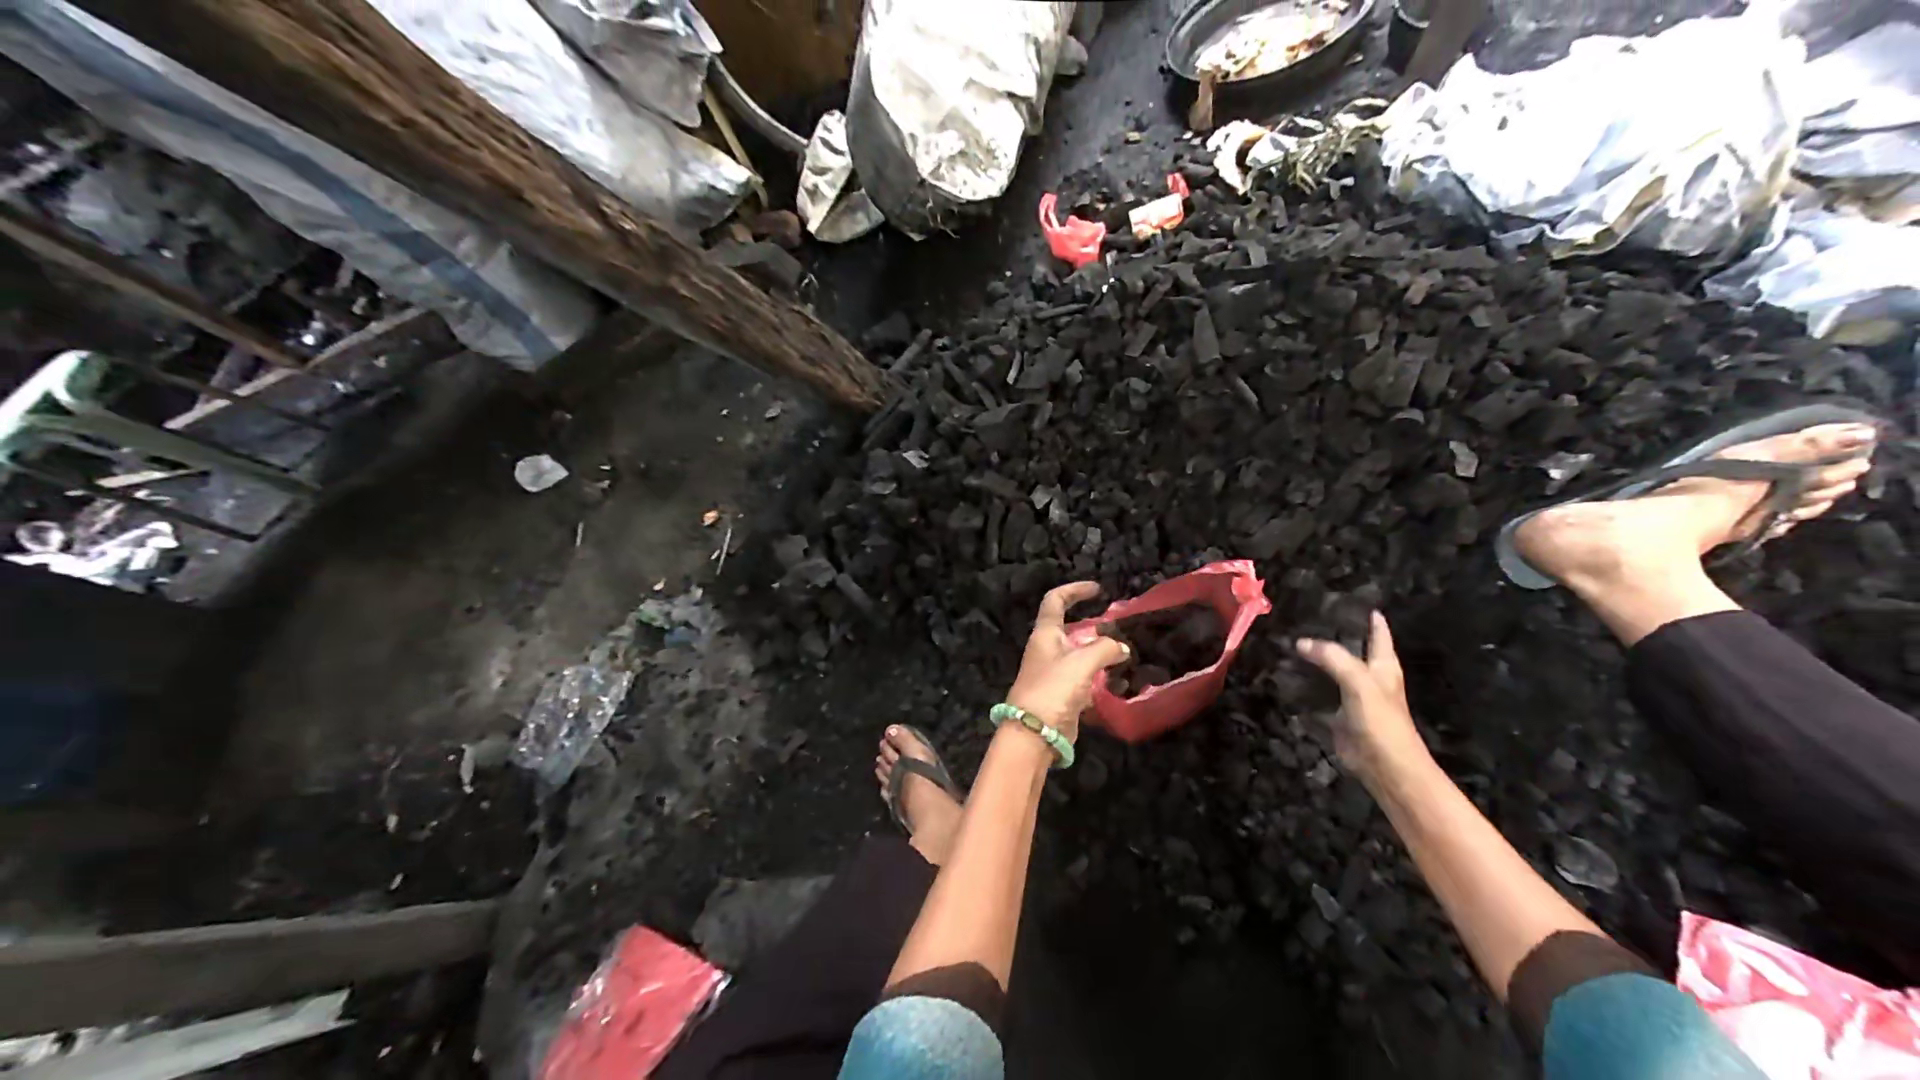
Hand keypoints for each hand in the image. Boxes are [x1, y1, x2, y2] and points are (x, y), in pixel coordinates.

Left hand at [1004, 582, 1130, 742]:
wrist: (1035, 733)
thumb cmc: (1054, 689)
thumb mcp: (1082, 662)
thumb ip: (1105, 649)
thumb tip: (1122, 647)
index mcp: (1045, 634)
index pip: (1055, 600)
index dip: (1074, 590)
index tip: (1097, 590)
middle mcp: (1047, 650)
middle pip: (1071, 629)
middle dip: (1095, 627)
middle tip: (1120, 628)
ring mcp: (1054, 673)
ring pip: (1080, 655)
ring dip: (1101, 653)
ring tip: (1126, 654)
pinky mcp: (1063, 694)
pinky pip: (1085, 678)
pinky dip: (1100, 677)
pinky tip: (1119, 681)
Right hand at [1295, 611, 1430, 781]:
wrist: (1384, 766)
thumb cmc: (1381, 720)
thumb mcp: (1359, 681)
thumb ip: (1331, 658)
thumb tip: (1301, 643)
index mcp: (1382, 665)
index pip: (1377, 632)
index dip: (1367, 616)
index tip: (1349, 600)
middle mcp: (1368, 678)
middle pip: (1348, 650)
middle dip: (1329, 637)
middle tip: (1302, 619)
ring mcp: (1351, 697)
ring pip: (1329, 672)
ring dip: (1311, 662)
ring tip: (1284, 645)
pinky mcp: (1337, 716)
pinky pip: (1315, 697)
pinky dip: (1301, 690)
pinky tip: (1282, 680)